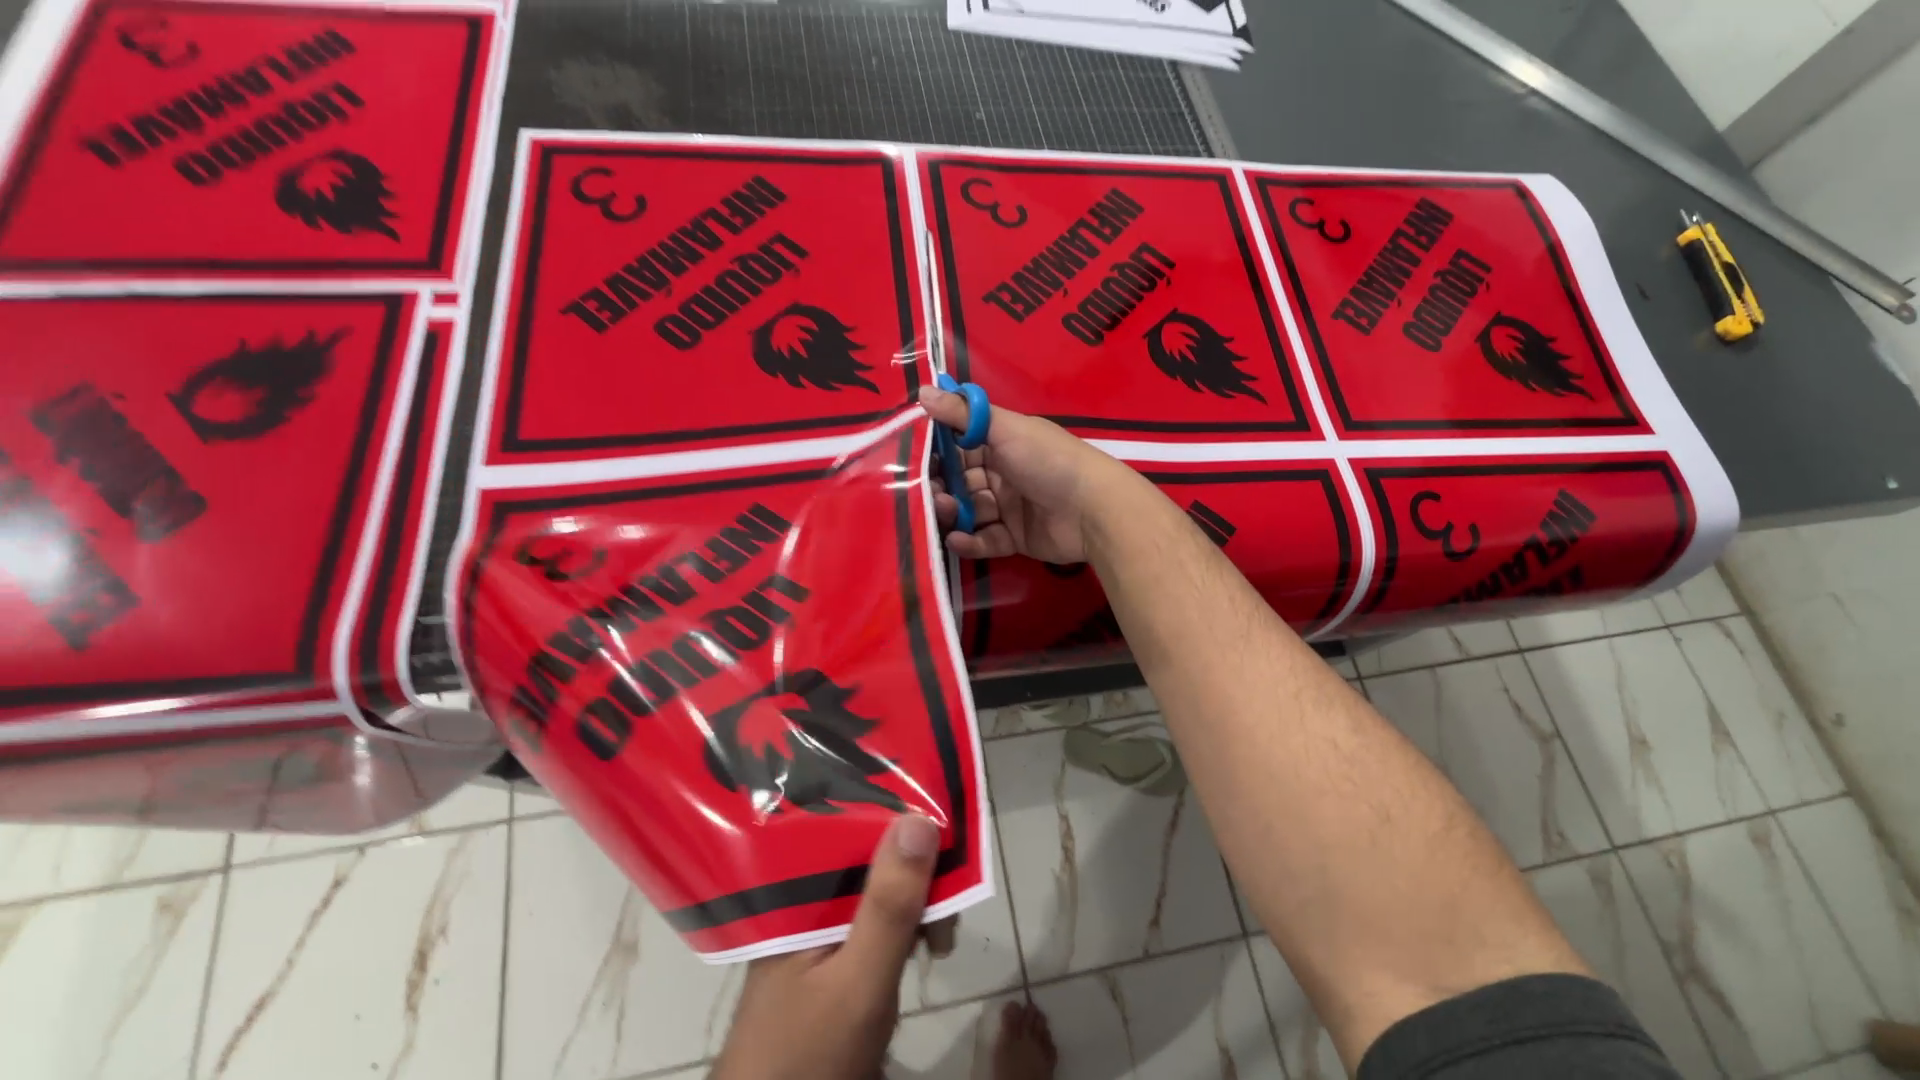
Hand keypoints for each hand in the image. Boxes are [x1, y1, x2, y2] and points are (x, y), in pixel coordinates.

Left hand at [710, 814, 941, 1079]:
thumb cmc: (811, 1052)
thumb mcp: (860, 980)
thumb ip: (889, 906)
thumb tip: (918, 818)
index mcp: (794, 894)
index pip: (848, 832)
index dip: (899, 824)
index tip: (946, 837)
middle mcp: (803, 904)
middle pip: (868, 861)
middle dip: (917, 876)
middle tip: (947, 920)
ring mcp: (818, 935)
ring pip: (877, 894)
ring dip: (916, 907)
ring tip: (939, 944)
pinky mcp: (832, 962)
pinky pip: (875, 925)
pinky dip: (906, 932)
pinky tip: (926, 950)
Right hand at [919, 386, 1129, 563]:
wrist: (1092, 508)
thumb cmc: (1048, 460)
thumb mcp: (1004, 429)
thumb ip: (962, 413)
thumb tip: (922, 390)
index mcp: (1002, 442)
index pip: (959, 445)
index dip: (935, 452)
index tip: (911, 458)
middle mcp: (1003, 473)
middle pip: (960, 481)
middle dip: (940, 486)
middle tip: (927, 493)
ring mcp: (1009, 507)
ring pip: (969, 511)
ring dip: (952, 513)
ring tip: (945, 513)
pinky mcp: (1015, 538)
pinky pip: (985, 540)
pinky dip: (970, 541)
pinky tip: (958, 540)